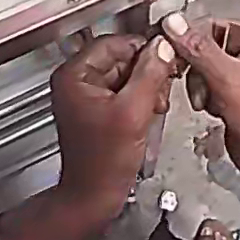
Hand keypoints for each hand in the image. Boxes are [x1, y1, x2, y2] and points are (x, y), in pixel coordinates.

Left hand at [48, 32, 175, 224]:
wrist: (95, 196)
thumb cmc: (102, 162)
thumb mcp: (133, 111)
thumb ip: (150, 74)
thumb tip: (163, 46)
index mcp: (74, 75)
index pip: (113, 42)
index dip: (142, 49)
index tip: (165, 57)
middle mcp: (76, 81)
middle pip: (121, 57)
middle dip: (146, 72)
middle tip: (162, 88)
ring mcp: (87, 95)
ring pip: (126, 74)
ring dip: (146, 86)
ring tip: (154, 105)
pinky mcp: (99, 109)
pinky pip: (125, 91)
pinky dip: (141, 98)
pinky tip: (149, 112)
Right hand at [161, 14, 239, 193]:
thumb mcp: (229, 78)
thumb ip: (198, 49)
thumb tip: (174, 22)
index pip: (212, 24)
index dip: (191, 40)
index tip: (174, 54)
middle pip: (206, 48)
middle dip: (197, 69)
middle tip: (198, 85)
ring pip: (204, 70)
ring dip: (200, 87)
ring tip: (211, 103)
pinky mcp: (238, 97)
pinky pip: (210, 89)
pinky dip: (207, 99)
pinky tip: (216, 111)